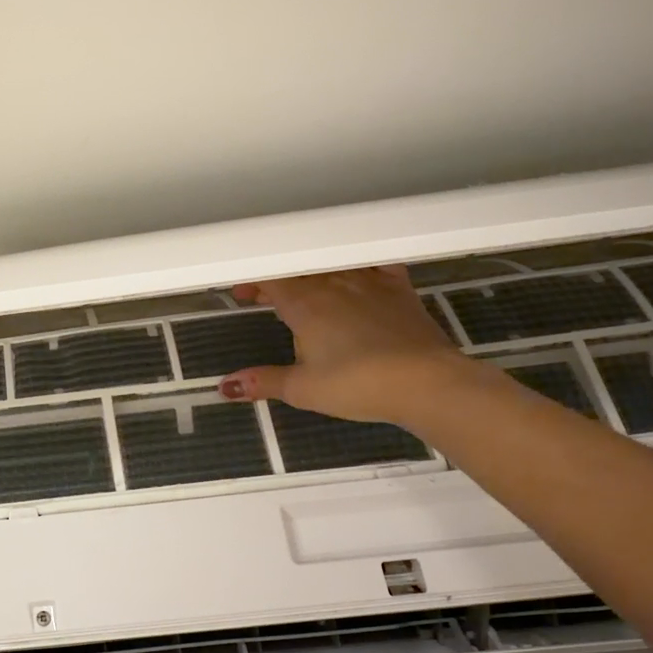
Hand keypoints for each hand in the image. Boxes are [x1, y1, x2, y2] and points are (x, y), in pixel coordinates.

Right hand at [217, 265, 474, 425]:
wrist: (426, 382)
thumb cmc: (358, 385)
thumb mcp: (303, 389)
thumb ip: (263, 382)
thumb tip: (226, 386)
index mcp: (303, 303)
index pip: (269, 278)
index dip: (252, 282)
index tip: (242, 295)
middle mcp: (333, 283)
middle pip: (297, 270)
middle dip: (277, 281)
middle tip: (263, 299)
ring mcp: (369, 281)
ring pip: (331, 265)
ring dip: (312, 274)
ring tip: (306, 292)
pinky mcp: (399, 287)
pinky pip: (374, 264)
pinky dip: (360, 266)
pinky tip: (358, 276)